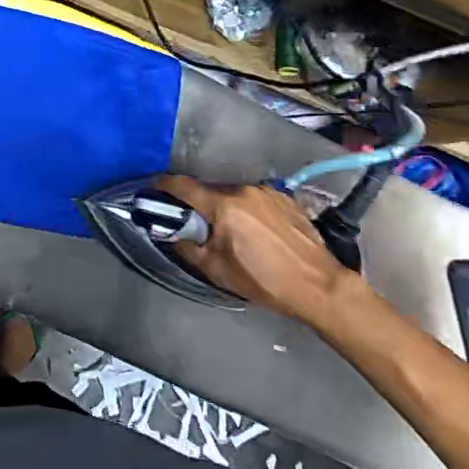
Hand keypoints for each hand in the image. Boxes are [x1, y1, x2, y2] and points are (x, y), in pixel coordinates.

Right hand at [157, 176, 353, 323]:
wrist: (315, 283)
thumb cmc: (263, 281)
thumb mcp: (217, 270)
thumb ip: (189, 246)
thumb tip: (173, 231)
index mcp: (225, 206)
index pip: (185, 187)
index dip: (165, 185)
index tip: (154, 187)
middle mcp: (245, 191)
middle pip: (212, 191)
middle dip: (200, 205)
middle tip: (198, 225)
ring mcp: (268, 191)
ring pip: (236, 194)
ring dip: (227, 207)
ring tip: (233, 233)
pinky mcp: (286, 196)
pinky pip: (256, 198)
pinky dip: (249, 209)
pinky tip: (257, 231)